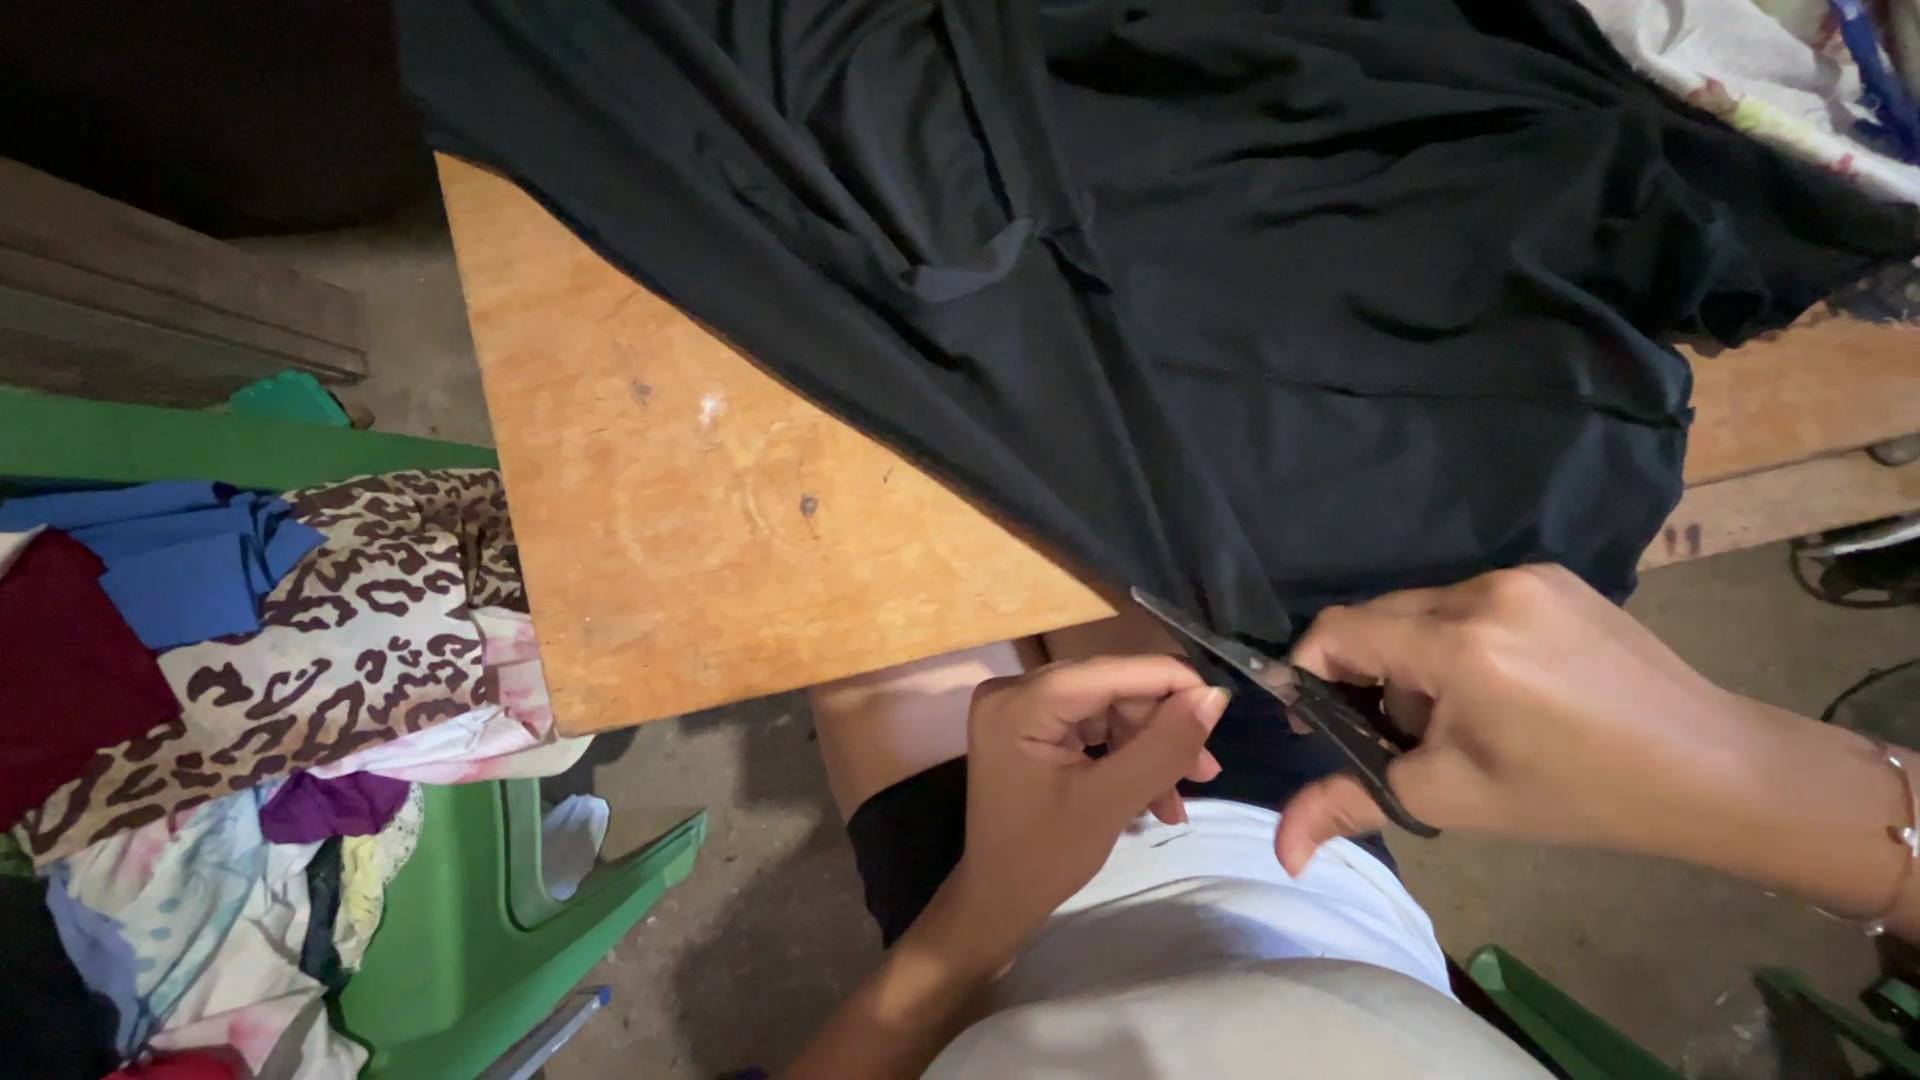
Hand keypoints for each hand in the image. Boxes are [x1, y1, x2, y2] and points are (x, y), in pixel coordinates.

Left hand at [923, 656, 1229, 968]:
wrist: (998, 898)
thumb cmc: (1044, 858)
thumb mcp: (1111, 803)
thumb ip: (1163, 746)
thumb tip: (1215, 696)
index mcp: (1018, 703)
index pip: (1108, 671)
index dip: (1170, 681)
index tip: (1222, 707)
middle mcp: (1013, 690)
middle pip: (1109, 688)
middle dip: (1160, 728)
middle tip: (1206, 771)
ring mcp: (1020, 706)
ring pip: (1107, 707)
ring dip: (1149, 748)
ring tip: (1176, 801)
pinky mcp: (1030, 724)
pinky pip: (1091, 723)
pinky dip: (1125, 755)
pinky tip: (1154, 796)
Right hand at [1274, 564, 1750, 873]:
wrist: (1720, 772)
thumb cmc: (1577, 793)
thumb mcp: (1451, 799)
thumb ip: (1351, 807)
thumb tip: (1281, 852)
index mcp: (1457, 645)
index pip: (1338, 630)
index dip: (1309, 670)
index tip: (1316, 718)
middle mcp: (1481, 592)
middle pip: (1375, 618)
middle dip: (1367, 674)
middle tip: (1396, 730)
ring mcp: (1520, 576)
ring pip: (1417, 609)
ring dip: (1411, 658)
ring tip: (1458, 712)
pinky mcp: (1549, 575)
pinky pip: (1463, 600)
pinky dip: (1454, 639)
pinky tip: (1499, 683)